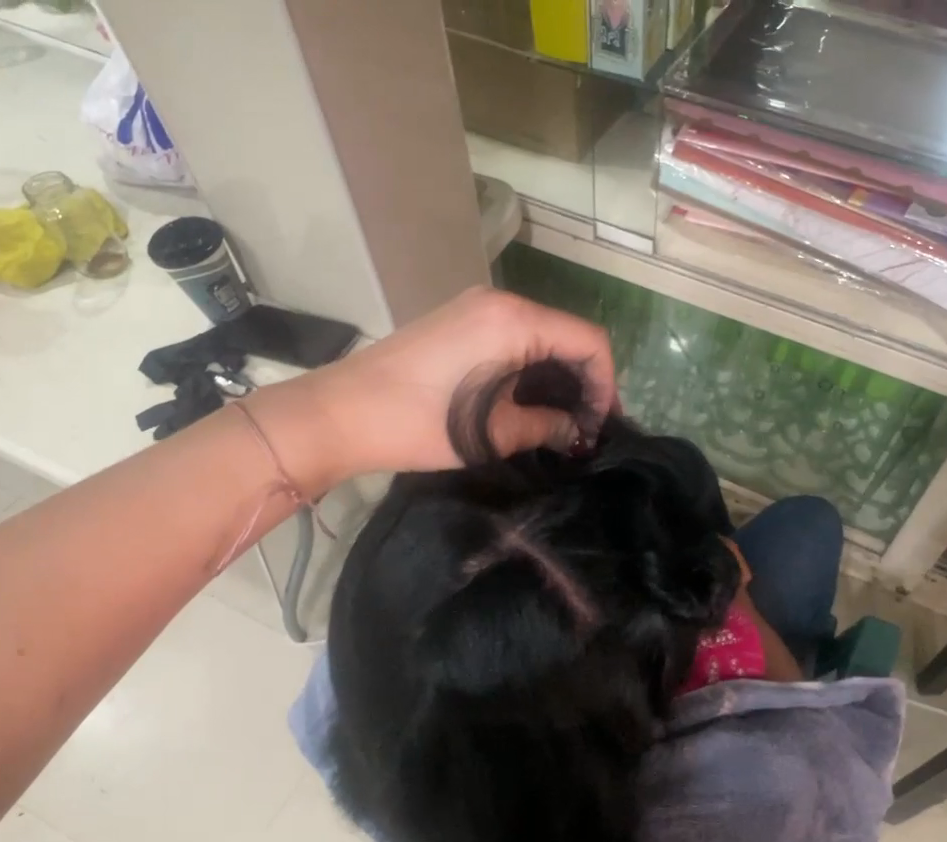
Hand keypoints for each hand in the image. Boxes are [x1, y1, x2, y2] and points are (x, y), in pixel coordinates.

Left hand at [247, 287, 616, 484]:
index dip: (606, 384)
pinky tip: (529, 403)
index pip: (588, 341)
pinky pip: (514, 339)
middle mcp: (500, 302)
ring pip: (542, 337)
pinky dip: (531, 369)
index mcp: (514, 320)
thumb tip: (576, 431)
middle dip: (584, 382)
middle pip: (567, 334)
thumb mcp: (492, 432)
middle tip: (585, 429)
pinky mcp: (459, 323)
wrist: (340, 414)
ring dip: (557, 378)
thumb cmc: (419, 423)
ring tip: (561, 423)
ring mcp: (476, 308)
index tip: (602, 426)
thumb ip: (546, 426)